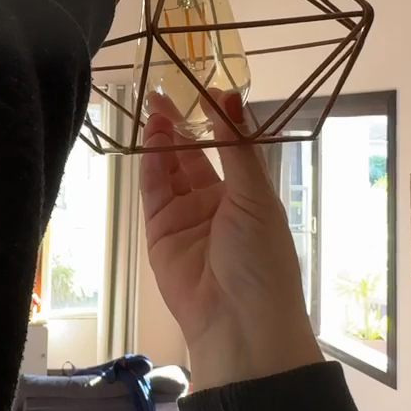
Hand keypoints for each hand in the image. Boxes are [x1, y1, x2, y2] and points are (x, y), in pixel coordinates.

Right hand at [140, 90, 322, 390]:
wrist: (238, 321)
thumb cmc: (261, 256)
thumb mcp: (254, 195)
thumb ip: (237, 145)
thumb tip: (231, 96)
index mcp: (245, 194)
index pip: (225, 147)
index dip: (213, 120)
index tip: (201, 89)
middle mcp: (213, 202)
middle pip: (190, 156)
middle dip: (177, 125)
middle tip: (161, 93)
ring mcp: (184, 217)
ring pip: (168, 171)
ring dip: (161, 142)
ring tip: (153, 112)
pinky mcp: (158, 233)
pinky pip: (153, 194)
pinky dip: (150, 168)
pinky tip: (149, 144)